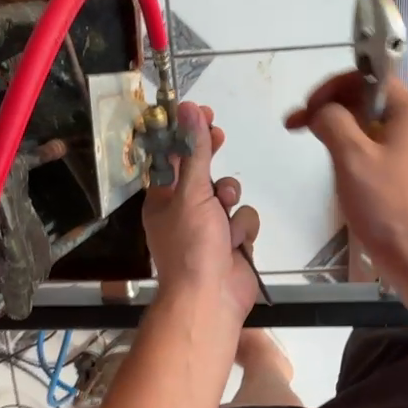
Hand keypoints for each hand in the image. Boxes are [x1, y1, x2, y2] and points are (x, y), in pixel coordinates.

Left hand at [142, 102, 261, 321]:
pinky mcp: (233, 243)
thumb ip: (195, 151)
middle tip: (220, 136)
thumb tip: (187, 108)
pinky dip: (243, 229)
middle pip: (203, 172)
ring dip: (230, 203)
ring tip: (225, 219)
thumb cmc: (191, 246)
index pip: (173, 156)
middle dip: (213, 163)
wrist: (211, 299)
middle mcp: (184, 211)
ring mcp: (210, 228)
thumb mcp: (190, 193)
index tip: (202, 112)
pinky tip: (237, 244)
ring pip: (229, 195)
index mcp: (162, 200)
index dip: (187, 133)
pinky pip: (245, 219)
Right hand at [285, 71, 407, 279]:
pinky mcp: (406, 174)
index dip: (331, 87)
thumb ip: (332, 122)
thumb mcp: (351, 157)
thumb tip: (321, 112)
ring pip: (368, 125)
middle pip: (366, 100)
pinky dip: (351, 149)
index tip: (307, 108)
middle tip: (297, 125)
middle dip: (330, 108)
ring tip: (311, 143)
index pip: (367, 77)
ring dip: (337, 129)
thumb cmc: (384, 205)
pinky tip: (335, 165)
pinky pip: (374, 148)